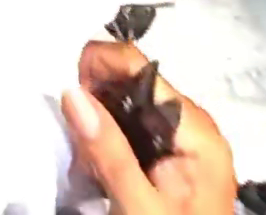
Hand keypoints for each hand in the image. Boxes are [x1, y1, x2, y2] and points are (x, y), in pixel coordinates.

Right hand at [62, 41, 235, 214]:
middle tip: (82, 141)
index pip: (136, 65)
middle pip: (128, 76)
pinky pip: (130, 117)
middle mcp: (193, 122)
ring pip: (125, 95)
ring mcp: (184, 136)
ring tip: (91, 157)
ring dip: (98, 115)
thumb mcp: (139, 210)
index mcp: (195, 129)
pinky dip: (107, 130)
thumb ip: (108, 152)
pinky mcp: (172, 150)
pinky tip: (102, 162)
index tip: (73, 103)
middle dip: (94, 98)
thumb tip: (70, 90)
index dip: (97, 69)